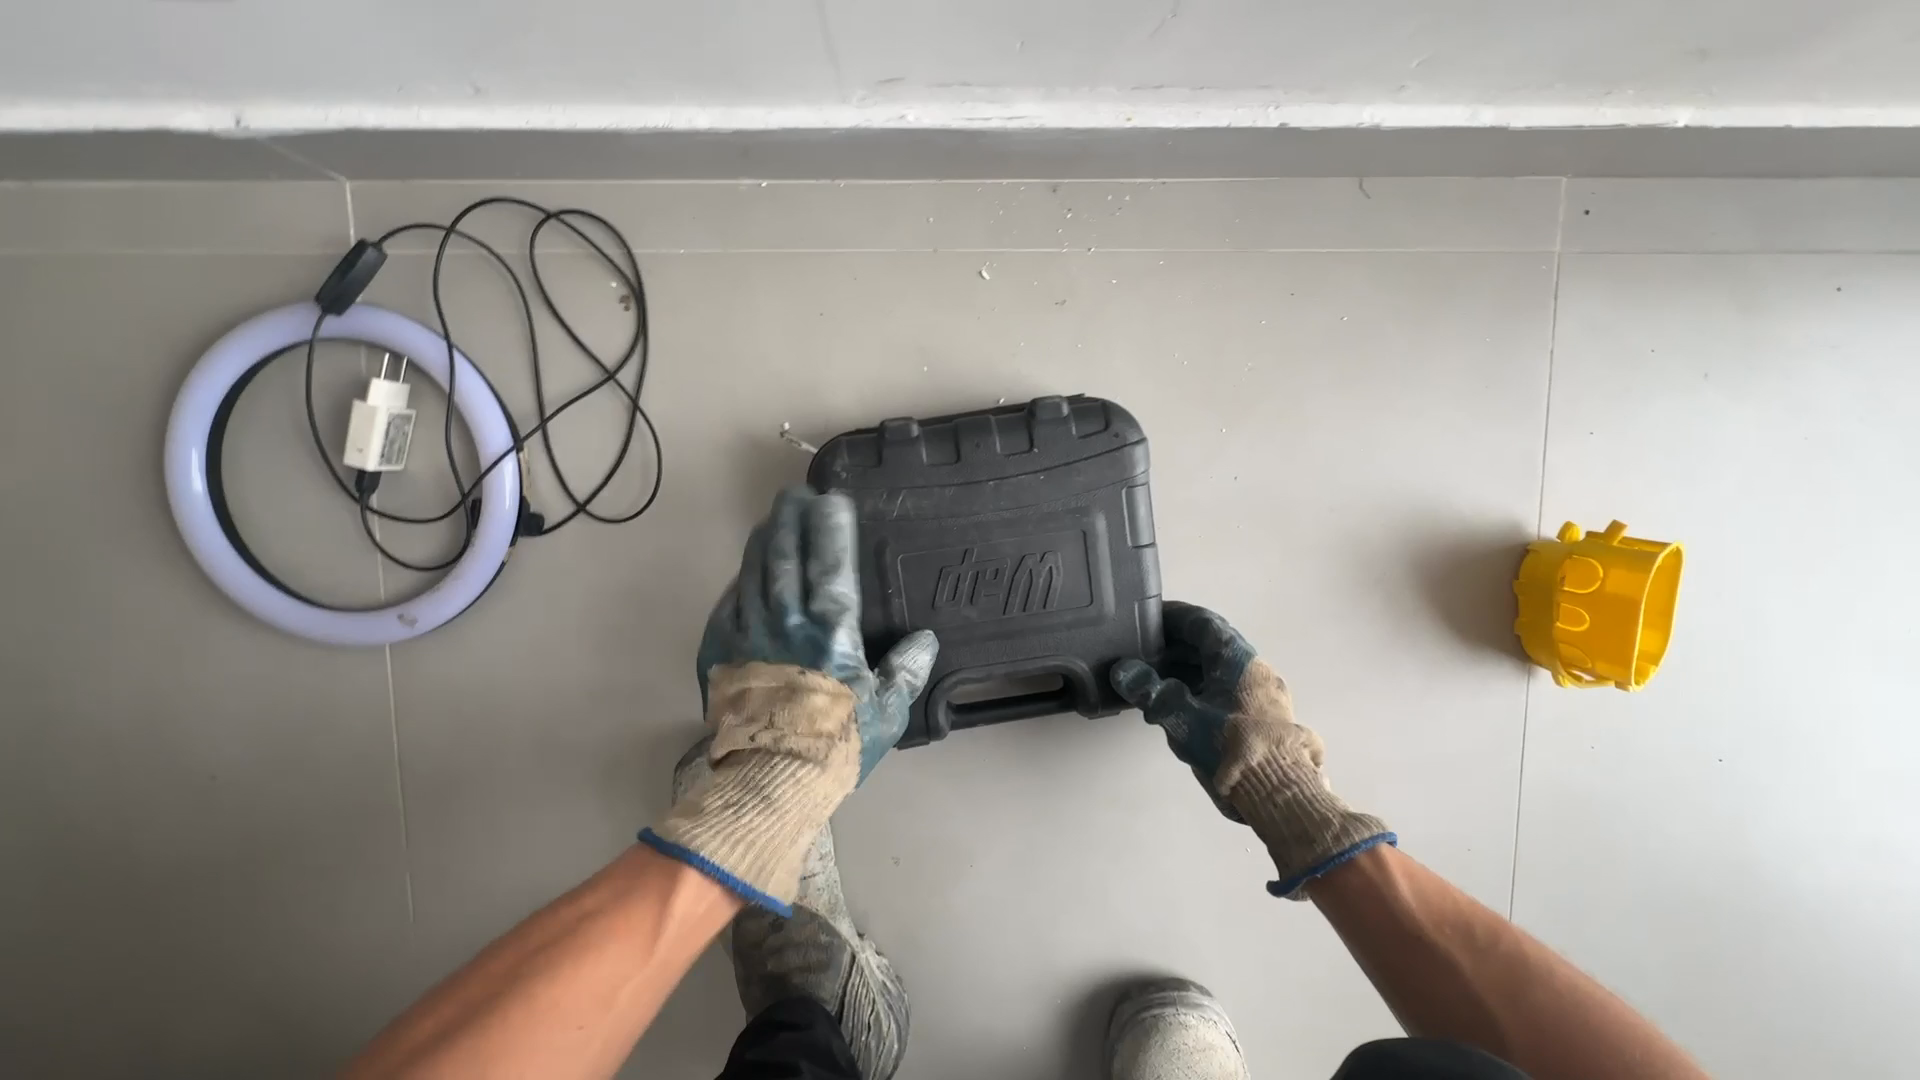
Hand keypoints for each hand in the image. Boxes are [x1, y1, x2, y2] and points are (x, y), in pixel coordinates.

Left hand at [694, 487, 937, 781]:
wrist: (769, 778)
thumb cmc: (834, 742)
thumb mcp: (886, 709)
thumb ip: (906, 670)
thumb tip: (924, 641)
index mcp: (830, 628)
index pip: (831, 560)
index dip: (832, 525)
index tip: (832, 499)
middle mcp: (785, 618)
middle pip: (786, 554)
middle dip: (792, 519)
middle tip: (795, 495)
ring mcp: (746, 631)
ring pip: (754, 572)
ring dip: (764, 542)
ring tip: (771, 521)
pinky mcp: (718, 651)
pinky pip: (728, 604)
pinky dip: (739, 582)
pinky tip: (745, 573)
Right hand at [1111, 602, 1392, 898]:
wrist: (1280, 797)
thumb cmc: (1232, 749)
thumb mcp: (1182, 717)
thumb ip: (1150, 691)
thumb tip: (1123, 671)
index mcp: (1239, 660)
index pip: (1203, 623)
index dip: (1174, 617)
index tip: (1149, 617)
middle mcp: (1256, 671)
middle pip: (1210, 647)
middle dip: (1174, 648)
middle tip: (1142, 652)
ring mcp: (1263, 697)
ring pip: (1218, 672)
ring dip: (1185, 672)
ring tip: (1152, 683)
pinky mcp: (1263, 721)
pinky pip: (1224, 693)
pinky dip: (1198, 691)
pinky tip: (1177, 709)